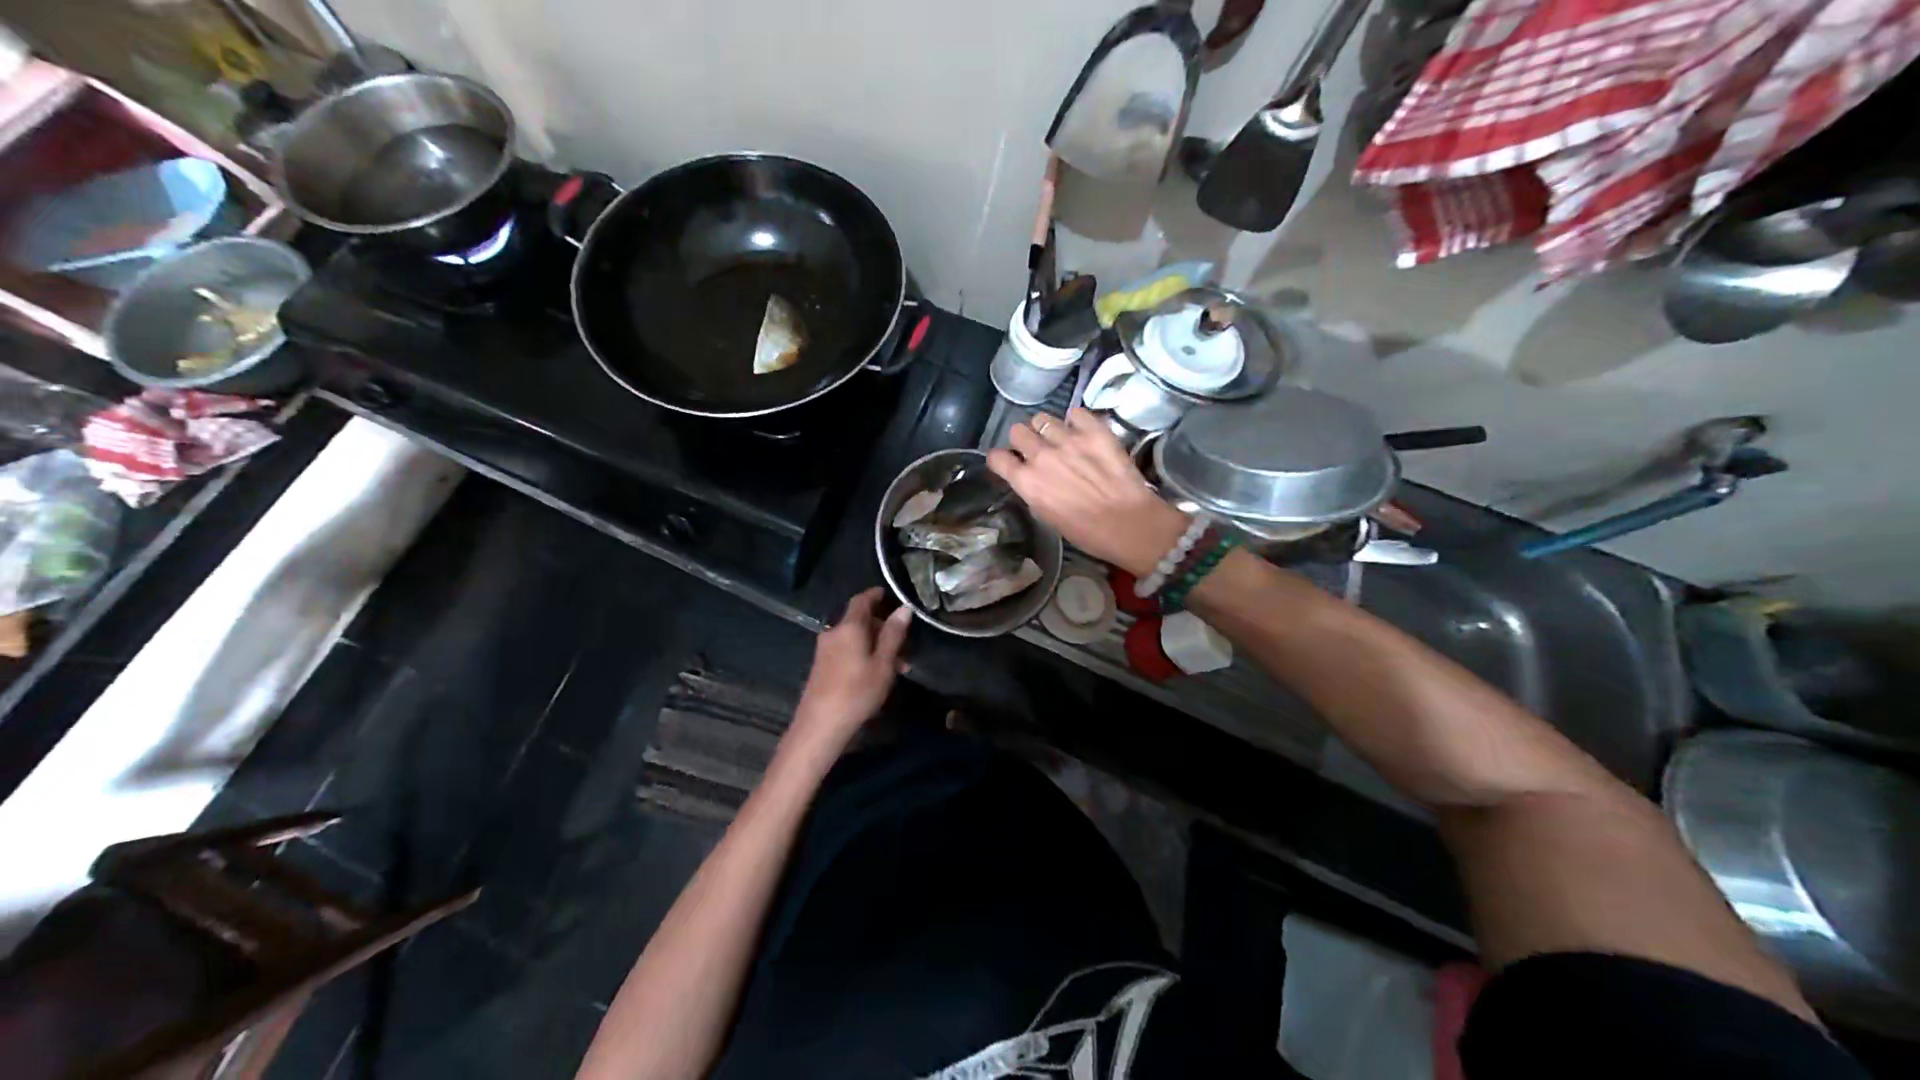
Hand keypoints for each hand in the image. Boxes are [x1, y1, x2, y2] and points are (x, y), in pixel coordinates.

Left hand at [789, 587, 911, 752]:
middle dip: (882, 626)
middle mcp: (833, 632)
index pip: (861, 600)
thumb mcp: (883, 664)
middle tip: (904, 642)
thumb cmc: (857, 692)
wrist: (820, 725)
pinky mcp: (821, 665)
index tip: (890, 594)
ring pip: (854, 637)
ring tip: (897, 666)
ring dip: (875, 644)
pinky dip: (863, 653)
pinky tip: (876, 673)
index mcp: (849, 627)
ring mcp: (824, 649)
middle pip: (859, 620)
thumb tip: (903, 608)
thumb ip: (893, 634)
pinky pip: (846, 649)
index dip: (876, 595)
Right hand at [987, 408, 1190, 576]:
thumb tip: (1032, 480)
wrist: (1130, 524)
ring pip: (1042, 419)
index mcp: (1027, 482)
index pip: (997, 457)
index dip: (1001, 459)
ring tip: (1060, 438)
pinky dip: (1076, 421)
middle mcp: (1042, 456)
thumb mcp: (1048, 517)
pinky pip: (1075, 413)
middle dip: (1023, 440)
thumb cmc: (1088, 532)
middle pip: (1018, 431)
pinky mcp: (1094, 430)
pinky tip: (1082, 432)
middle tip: (1036, 449)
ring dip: (1047, 429)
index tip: (1009, 462)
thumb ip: (1034, 492)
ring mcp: (1068, 439)